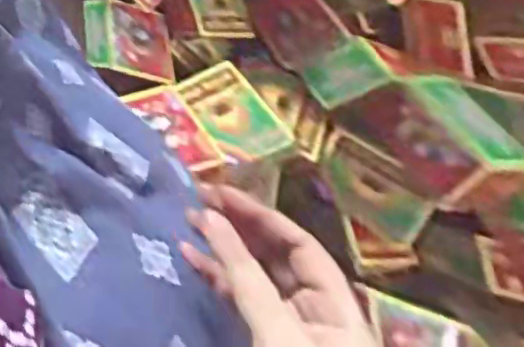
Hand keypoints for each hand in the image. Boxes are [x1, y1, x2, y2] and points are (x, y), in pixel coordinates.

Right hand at [180, 184, 372, 346]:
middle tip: (195, 198)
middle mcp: (317, 313)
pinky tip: (188, 257)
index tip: (218, 191)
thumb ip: (242, 272)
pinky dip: (215, 275)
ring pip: (254, 274)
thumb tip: (208, 213)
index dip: (261, 214)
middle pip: (276, 255)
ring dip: (221, 247)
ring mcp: (290, 329)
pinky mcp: (266, 342)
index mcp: (337, 309)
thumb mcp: (276, 331)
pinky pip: (241, 298)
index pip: (300, 245)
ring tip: (185, 221)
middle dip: (237, 225)